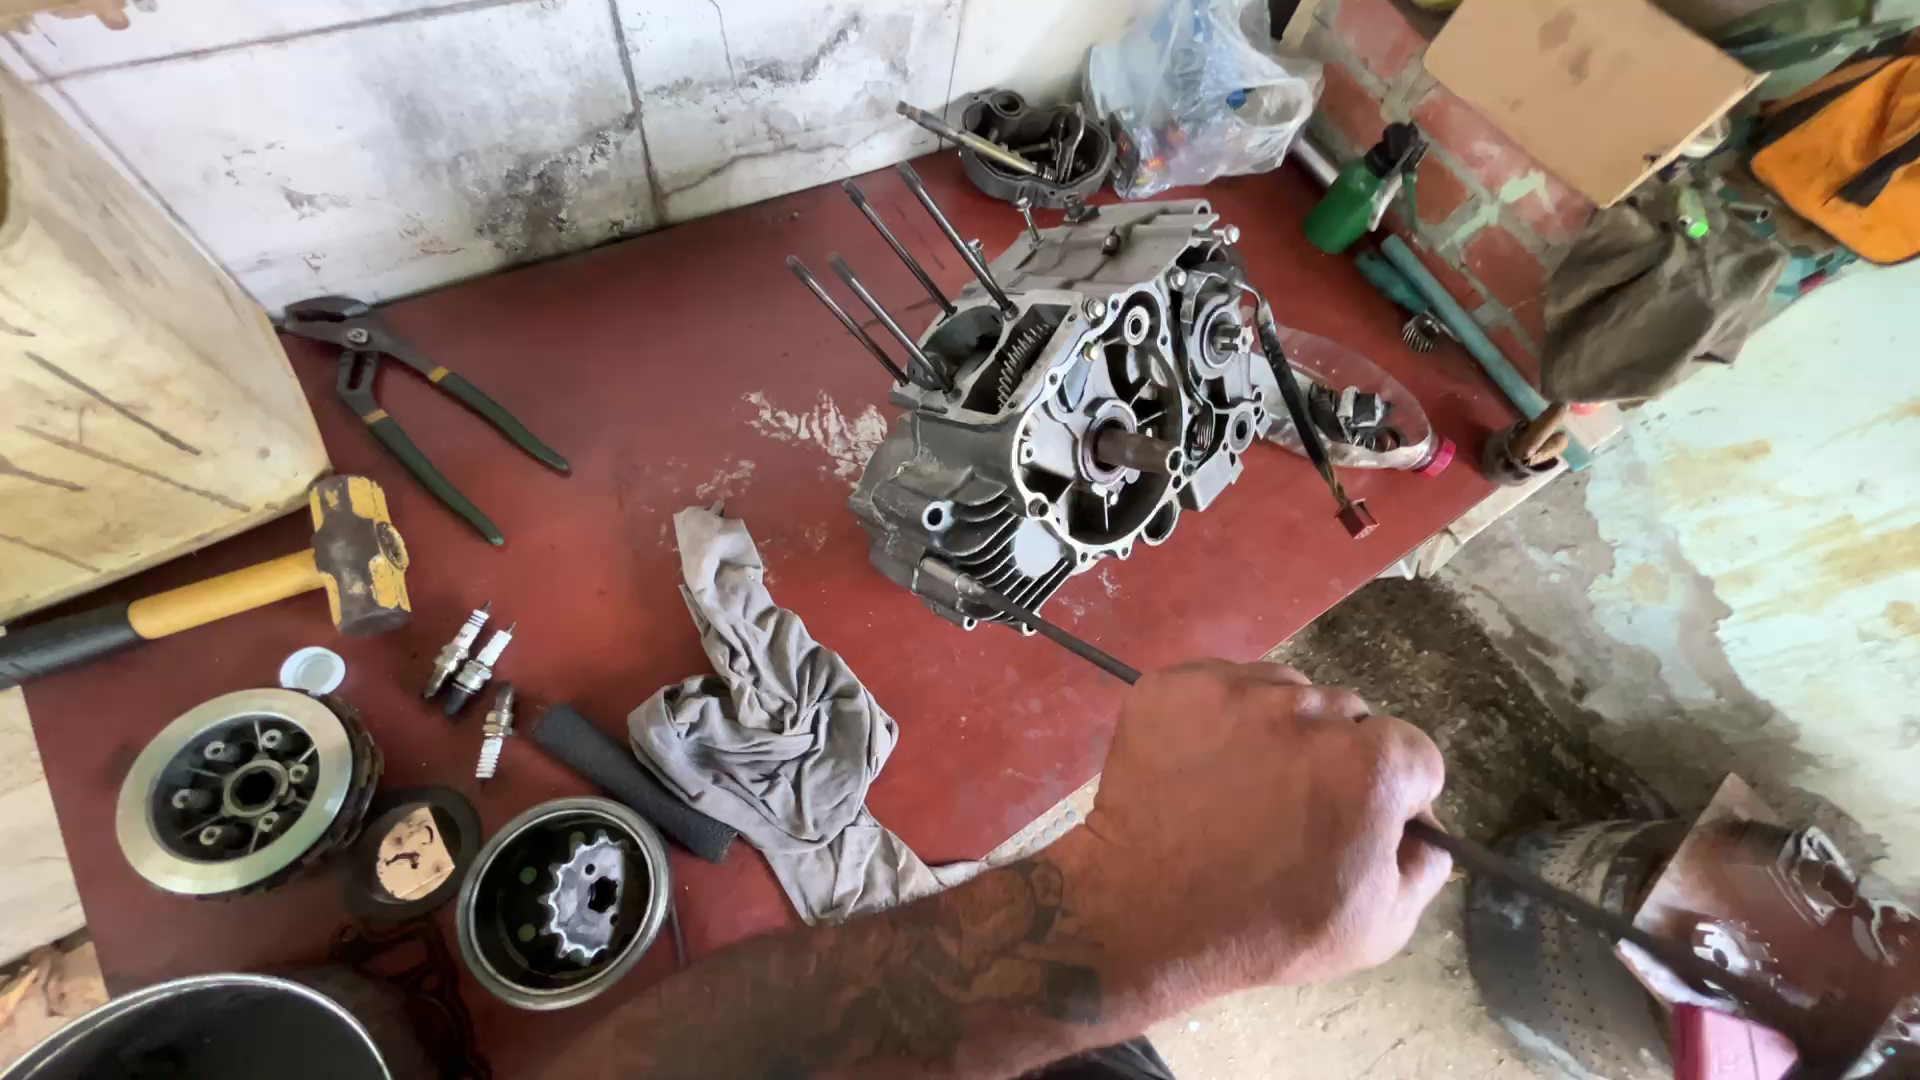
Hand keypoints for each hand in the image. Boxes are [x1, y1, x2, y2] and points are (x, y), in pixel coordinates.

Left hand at [1055, 659, 1450, 994]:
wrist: (1142, 906)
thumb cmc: (1265, 925)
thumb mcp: (1380, 921)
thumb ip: (1422, 855)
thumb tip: (1418, 811)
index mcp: (1365, 762)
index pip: (1409, 749)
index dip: (1392, 788)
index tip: (1359, 813)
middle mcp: (1300, 708)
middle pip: (1343, 712)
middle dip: (1333, 751)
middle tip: (1292, 799)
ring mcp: (1228, 689)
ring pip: (1280, 691)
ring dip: (1275, 724)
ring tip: (1241, 778)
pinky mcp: (1172, 683)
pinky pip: (1219, 682)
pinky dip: (1219, 712)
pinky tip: (1203, 757)